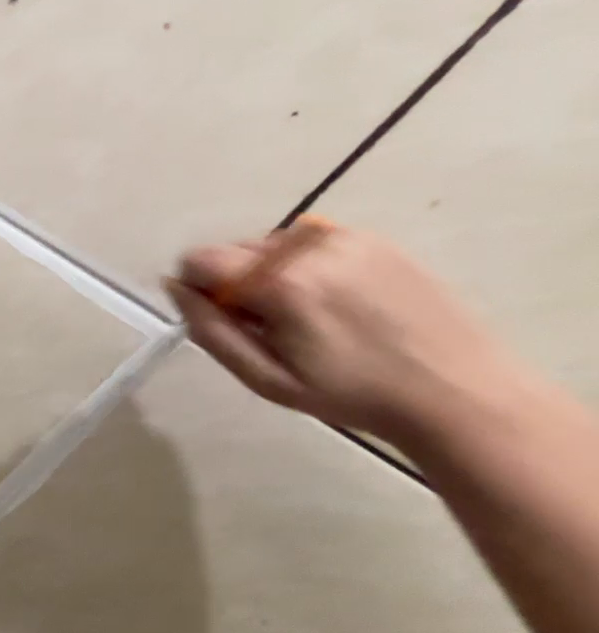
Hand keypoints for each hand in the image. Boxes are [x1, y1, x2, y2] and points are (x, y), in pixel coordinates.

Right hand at [166, 225, 529, 447]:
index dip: (199, 290)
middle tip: (273, 326)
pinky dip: (308, 266)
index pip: (198, 259)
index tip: (227, 320)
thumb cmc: (352, 395)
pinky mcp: (374, 240)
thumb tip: (173, 287)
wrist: (460, 394)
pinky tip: (340, 301)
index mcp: (277, 281)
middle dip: (237, 282)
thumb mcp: (265, 378)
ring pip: (271, 245)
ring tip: (310, 315)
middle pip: (233, 250)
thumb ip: (209, 329)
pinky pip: (311, 242)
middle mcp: (306, 247)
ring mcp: (344, 238)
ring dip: (272, 273)